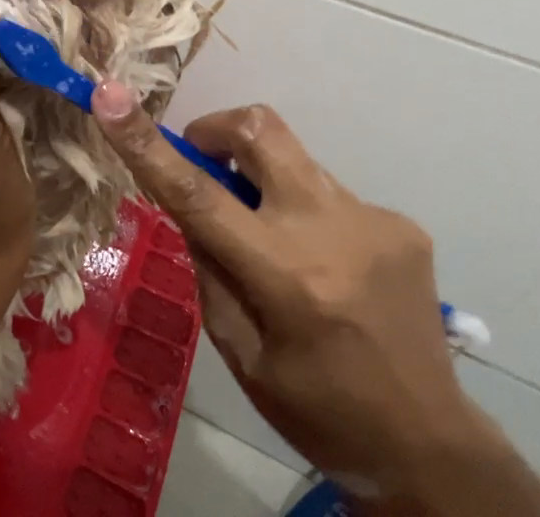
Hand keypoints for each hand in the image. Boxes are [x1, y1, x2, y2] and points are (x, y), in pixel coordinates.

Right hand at [90, 88, 522, 503]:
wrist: (430, 444)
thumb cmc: (314, 408)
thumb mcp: (236, 346)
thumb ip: (208, 265)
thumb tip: (188, 205)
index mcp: (285, 277)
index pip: (197, 193)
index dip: (146, 141)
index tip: (109, 95)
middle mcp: (333, 233)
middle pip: (262, 131)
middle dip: (216, 129)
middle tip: (202, 161)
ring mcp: (375, 222)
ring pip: (294, 159)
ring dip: (262, 181)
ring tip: (269, 239)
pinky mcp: (402, 224)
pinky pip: (328, 193)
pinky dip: (303, 213)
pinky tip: (321, 266)